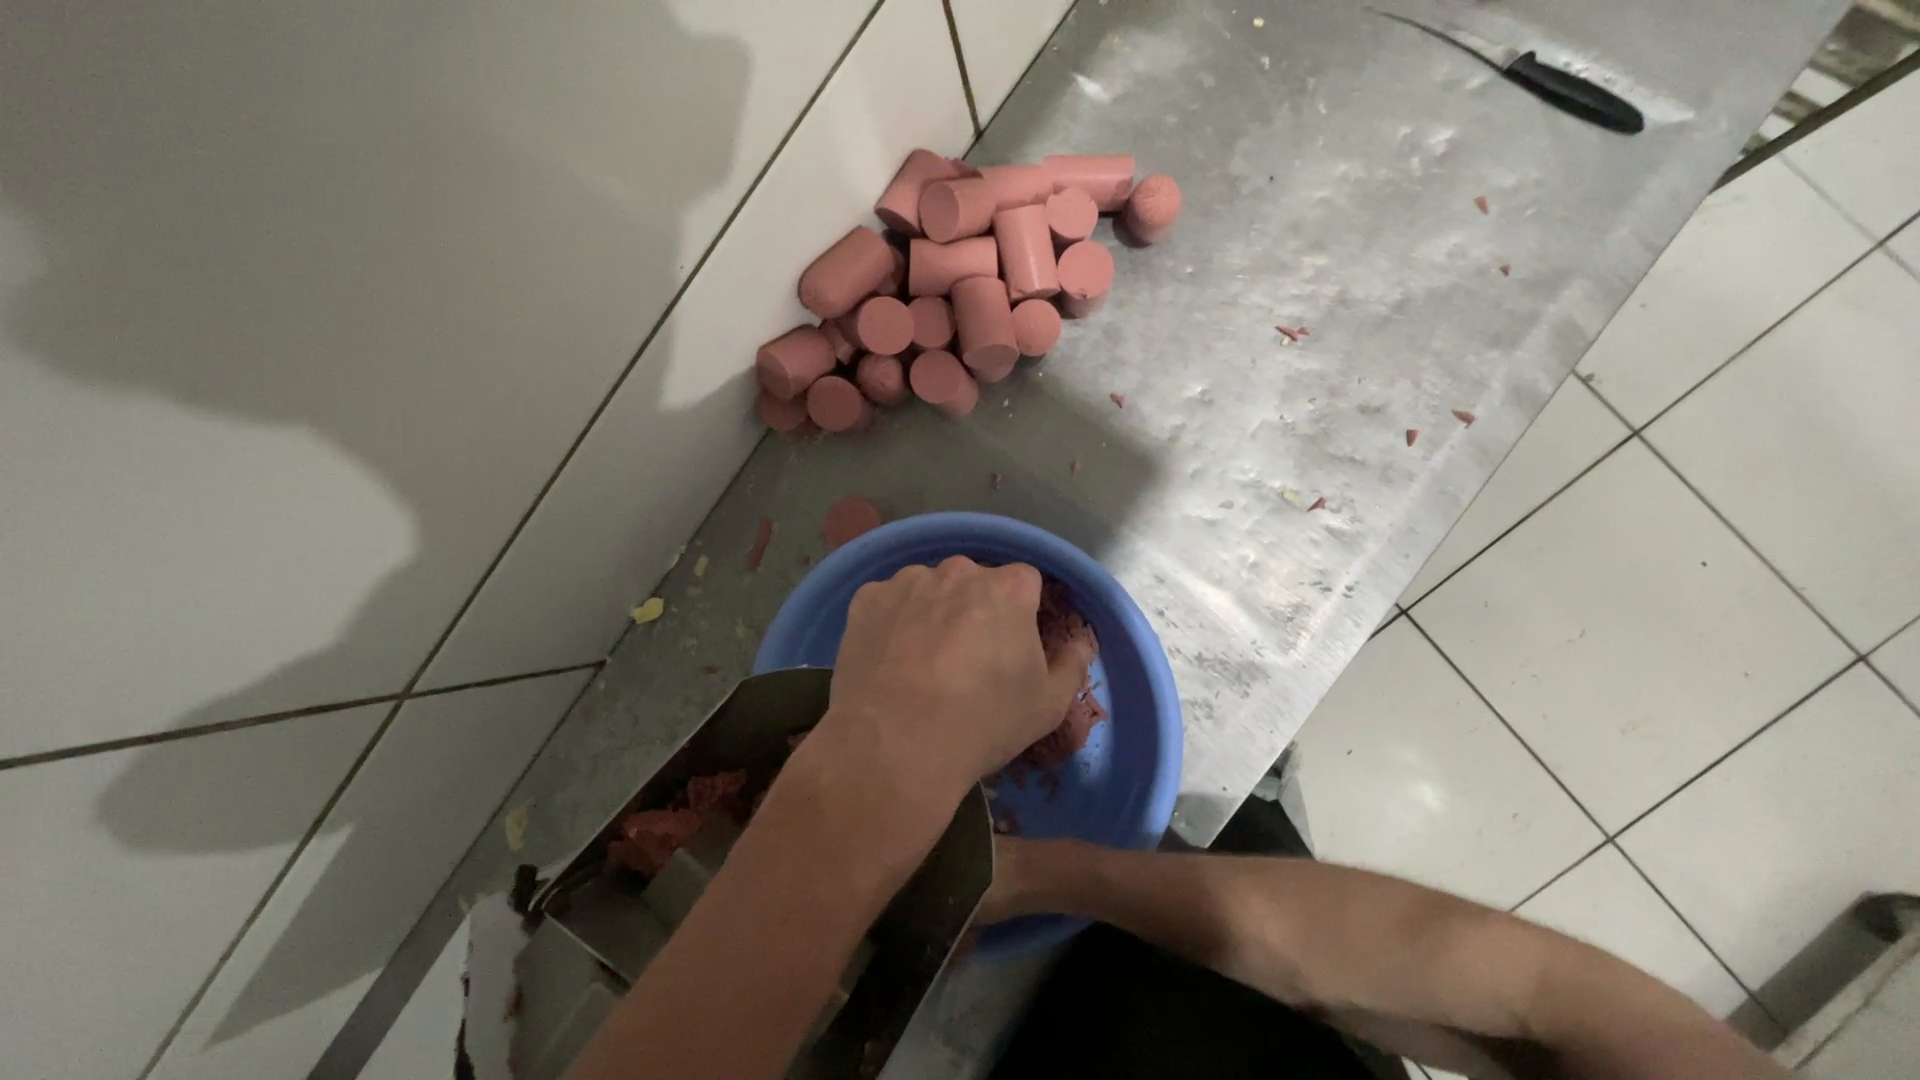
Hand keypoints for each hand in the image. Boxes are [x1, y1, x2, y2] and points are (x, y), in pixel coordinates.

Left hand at [819, 556, 1095, 798]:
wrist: (895, 746)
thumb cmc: (983, 724)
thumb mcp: (1048, 705)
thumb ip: (1072, 664)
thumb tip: (1081, 641)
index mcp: (1008, 589)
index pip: (1025, 582)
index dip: (1021, 613)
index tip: (1011, 646)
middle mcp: (958, 572)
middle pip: (974, 582)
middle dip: (975, 609)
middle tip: (966, 659)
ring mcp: (907, 582)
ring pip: (929, 589)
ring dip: (932, 612)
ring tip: (922, 663)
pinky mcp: (866, 600)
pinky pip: (888, 602)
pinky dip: (892, 622)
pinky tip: (889, 661)